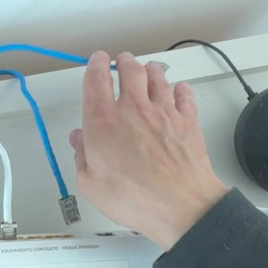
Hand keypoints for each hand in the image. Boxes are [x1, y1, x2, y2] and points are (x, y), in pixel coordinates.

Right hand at [68, 51, 228, 249]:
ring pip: (158, 77)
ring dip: (151, 70)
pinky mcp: (188, 121)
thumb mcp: (90, 184)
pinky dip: (180, 89)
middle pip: (130, 70)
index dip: (96, 65)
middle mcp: (133, 109)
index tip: (98, 60)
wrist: (181, 207)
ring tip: (149, 69)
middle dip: (125, 62)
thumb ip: (82, 156)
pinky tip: (179, 89)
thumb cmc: (134, 198)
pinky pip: (184, 95)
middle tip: (123, 61)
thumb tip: (79, 139)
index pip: (96, 80)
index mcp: (103, 121)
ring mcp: (163, 112)